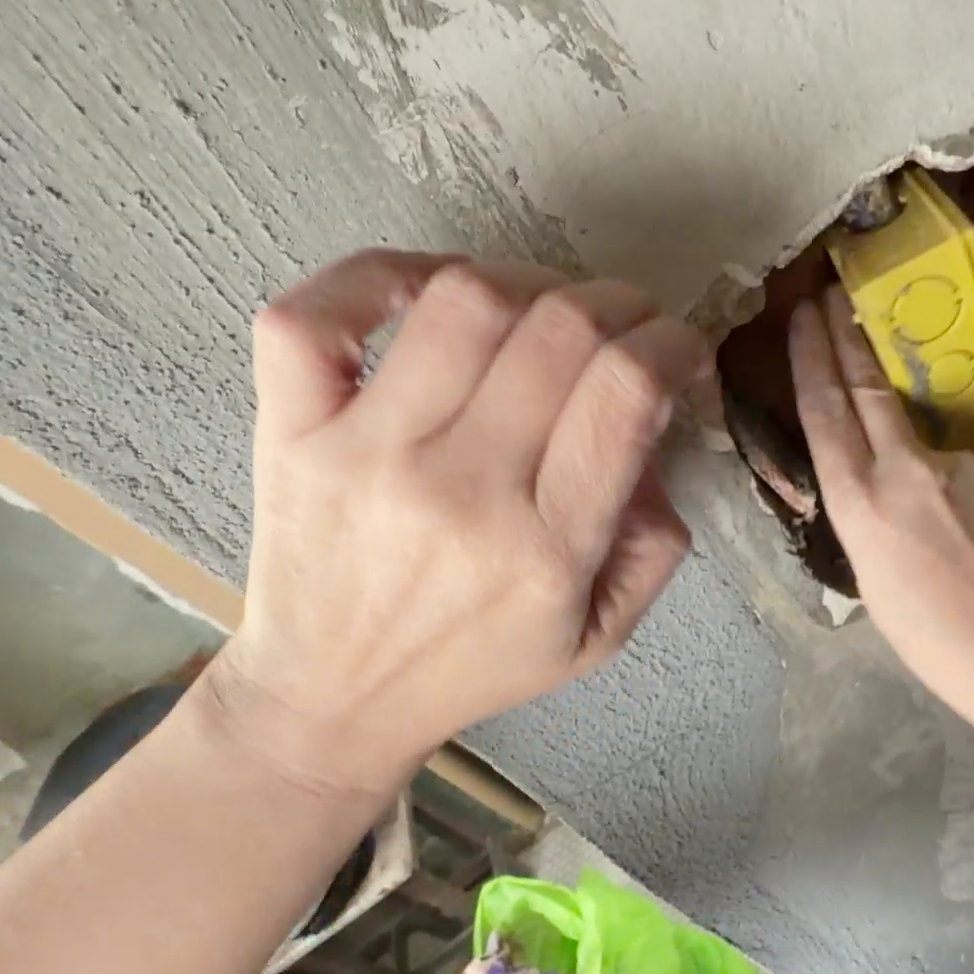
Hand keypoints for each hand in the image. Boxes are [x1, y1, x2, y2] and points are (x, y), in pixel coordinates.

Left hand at [211, 250, 707, 793]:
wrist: (330, 700)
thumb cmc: (482, 665)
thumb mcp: (603, 631)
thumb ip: (657, 540)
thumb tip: (654, 433)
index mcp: (548, 546)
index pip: (626, 392)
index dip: (673, 343)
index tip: (681, 350)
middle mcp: (461, 487)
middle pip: (561, 330)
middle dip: (622, 303)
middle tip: (630, 323)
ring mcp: (365, 450)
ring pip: (464, 300)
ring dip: (530, 280)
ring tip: (547, 307)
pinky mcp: (292, 429)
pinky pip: (318, 312)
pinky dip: (383, 273)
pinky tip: (432, 291)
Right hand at [788, 290, 973, 694]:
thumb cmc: (929, 637)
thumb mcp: (870, 575)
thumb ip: (867, 512)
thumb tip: (879, 484)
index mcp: (858, 502)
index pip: (825, 410)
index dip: (811, 357)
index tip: (803, 314)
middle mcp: (903, 468)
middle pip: (867, 386)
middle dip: (847, 333)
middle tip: (834, 290)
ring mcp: (956, 464)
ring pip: (918, 436)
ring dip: (907, 448)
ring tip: (919, 519)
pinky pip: (958, 470)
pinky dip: (949, 491)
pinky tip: (962, 538)